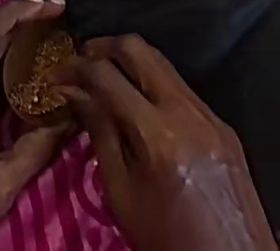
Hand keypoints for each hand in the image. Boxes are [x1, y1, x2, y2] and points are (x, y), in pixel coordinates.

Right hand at [55, 35, 276, 250]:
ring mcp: (210, 115)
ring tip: (106, 80)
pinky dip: (153, 85)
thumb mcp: (121, 194)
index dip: (74, 67)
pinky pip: (181, 88)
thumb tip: (74, 92)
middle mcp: (186, 112)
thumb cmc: (169, 242)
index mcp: (157, 134)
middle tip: (81, 63)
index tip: (55, 74)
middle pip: (137, 48)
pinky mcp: (224, 126)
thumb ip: (99, 133)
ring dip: (129, 62)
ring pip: (161, 63)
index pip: (105, 74)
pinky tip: (140, 106)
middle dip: (102, 47)